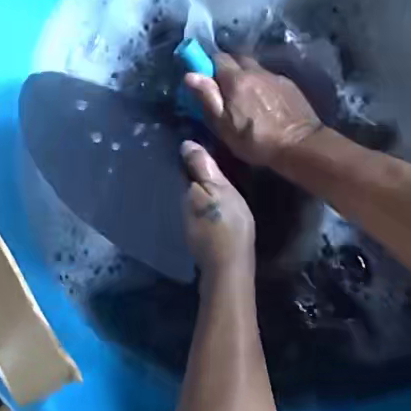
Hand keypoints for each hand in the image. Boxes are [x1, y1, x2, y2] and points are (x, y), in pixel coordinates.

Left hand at [180, 141, 255, 278]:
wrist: (229, 266)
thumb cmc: (228, 222)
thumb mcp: (220, 189)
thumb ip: (203, 168)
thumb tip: (184, 143)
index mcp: (186, 192)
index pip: (182, 168)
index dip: (190, 158)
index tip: (199, 148)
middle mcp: (181, 207)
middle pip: (187, 186)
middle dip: (195, 176)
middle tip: (210, 164)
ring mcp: (188, 226)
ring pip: (192, 202)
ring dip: (200, 194)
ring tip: (213, 185)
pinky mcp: (197, 240)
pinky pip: (198, 216)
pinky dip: (204, 209)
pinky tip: (214, 209)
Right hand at [183, 54, 323, 167]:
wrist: (300, 145)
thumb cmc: (256, 140)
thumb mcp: (224, 125)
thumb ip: (208, 98)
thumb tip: (190, 75)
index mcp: (237, 79)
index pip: (217, 58)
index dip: (208, 66)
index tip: (205, 80)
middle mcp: (257, 71)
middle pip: (237, 59)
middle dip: (227, 68)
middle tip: (223, 89)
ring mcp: (276, 77)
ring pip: (255, 68)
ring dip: (246, 76)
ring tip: (244, 97)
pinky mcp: (290, 86)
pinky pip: (269, 78)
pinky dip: (262, 84)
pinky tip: (264, 102)